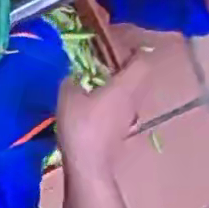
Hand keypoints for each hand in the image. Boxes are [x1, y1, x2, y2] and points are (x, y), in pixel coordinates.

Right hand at [55, 53, 151, 175]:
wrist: (89, 163)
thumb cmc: (81, 126)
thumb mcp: (67, 97)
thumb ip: (70, 81)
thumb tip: (71, 74)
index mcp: (124, 86)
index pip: (141, 61)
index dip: (134, 49)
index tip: (119, 44)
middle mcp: (133, 99)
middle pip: (137, 77)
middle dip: (123, 67)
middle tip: (102, 63)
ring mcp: (129, 116)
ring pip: (128, 93)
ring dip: (116, 86)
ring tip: (93, 84)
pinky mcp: (121, 130)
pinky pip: (119, 108)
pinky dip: (109, 102)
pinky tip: (91, 107)